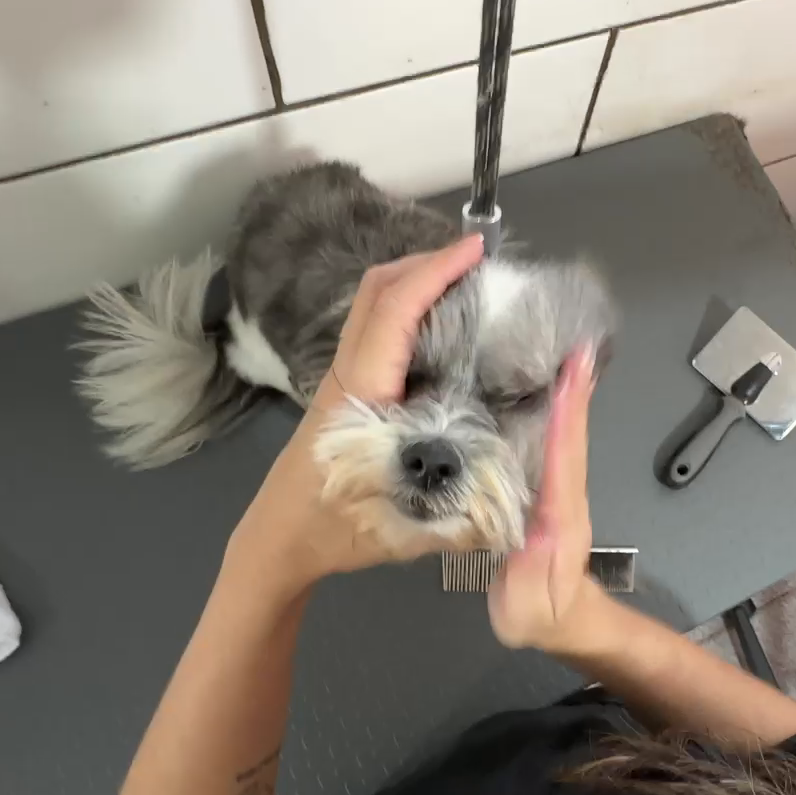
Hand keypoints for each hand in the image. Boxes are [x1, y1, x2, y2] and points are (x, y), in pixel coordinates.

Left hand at [229, 234, 485, 588]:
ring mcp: (343, 380)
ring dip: (416, 284)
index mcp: (359, 396)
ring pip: (372, 308)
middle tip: (479, 264)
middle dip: (425, 263)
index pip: (393, 313)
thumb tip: (519, 499)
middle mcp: (347, 376)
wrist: (276, 543)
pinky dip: (410, 312)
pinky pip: (378, 333)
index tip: (475, 251)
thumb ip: (457, 516)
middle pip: (375, 292)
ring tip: (469, 288)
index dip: (433, 273)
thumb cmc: (328, 534)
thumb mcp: (400, 533)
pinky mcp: (348, 392)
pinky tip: (446, 333)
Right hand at [488, 343, 606, 652]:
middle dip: (575, 392)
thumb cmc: (540, 613)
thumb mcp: (527, 607)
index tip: (574, 371)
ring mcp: (560, 491)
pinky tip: (548, 394)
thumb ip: (525, 579)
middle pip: (571, 436)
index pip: (565, 456)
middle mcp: (565, 494)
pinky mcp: (549, 491)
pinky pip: (554, 446)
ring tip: (568, 359)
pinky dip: (556, 415)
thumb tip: (524, 538)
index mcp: (560, 514)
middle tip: (578, 348)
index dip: (568, 413)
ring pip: (567, 437)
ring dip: (570, 397)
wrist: (562, 622)